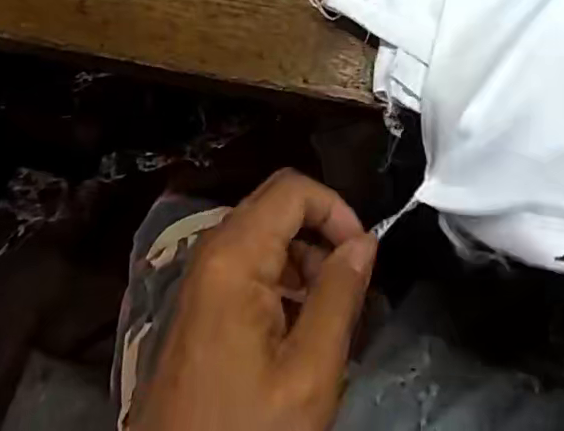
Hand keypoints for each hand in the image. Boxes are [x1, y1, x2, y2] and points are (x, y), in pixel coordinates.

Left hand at [129, 170, 377, 430]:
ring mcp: (200, 280)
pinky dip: (282, 278)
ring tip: (330, 310)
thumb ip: (340, 295)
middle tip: (350, 280)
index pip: (293, 189)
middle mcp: (210, 254)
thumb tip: (364, 241)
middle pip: (277, 203)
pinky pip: (248, 264)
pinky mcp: (199, 306)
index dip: (336, 209)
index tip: (363, 254)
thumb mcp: (308, 373)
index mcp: (233, 257)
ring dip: (305, 256)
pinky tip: (299, 326)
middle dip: (322, 231)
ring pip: (265, 232)